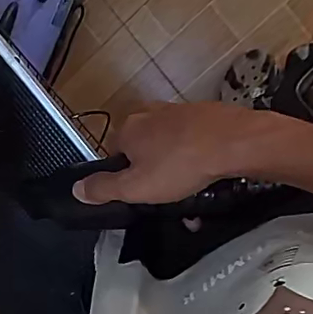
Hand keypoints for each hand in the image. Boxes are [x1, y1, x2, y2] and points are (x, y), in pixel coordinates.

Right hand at [73, 101, 299, 204]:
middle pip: (144, 152)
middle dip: (156, 179)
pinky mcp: (206, 117)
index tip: (139, 196)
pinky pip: (195, 145)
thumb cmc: (182, 164)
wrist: (235, 143)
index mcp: (128, 129)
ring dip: (179, 176)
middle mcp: (151, 114)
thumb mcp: (136, 187)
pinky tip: (208, 179)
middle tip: (167, 201)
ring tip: (192, 197)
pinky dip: (198, 164)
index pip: (114, 155)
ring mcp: (180, 113)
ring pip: (172, 151)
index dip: (125, 179)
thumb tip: (77, 189)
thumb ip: (104, 189)